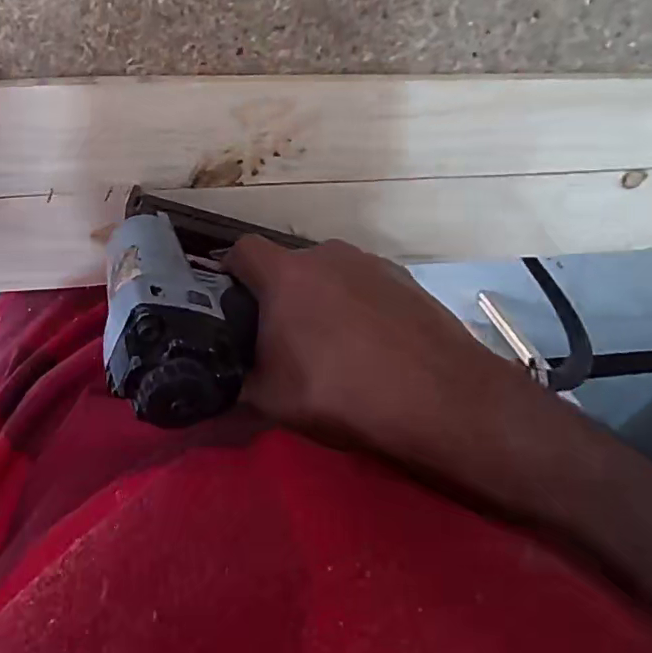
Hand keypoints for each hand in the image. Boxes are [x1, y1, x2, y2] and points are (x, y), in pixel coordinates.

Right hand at [227, 237, 534, 455]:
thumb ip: (234, 390)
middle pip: (287, 266)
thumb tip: (208, 397)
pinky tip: (374, 346)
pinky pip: (364, 285)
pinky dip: (359, 306)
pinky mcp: (404, 277)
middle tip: (283, 341)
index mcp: (286, 274)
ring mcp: (370, 262)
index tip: (231, 304)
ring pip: (328, 275)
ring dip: (321, 300)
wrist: (443, 399)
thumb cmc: (344, 392)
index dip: (230, 274)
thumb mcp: (273, 401)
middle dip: (279, 296)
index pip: (240, 251)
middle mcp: (326, 254)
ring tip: (334, 348)